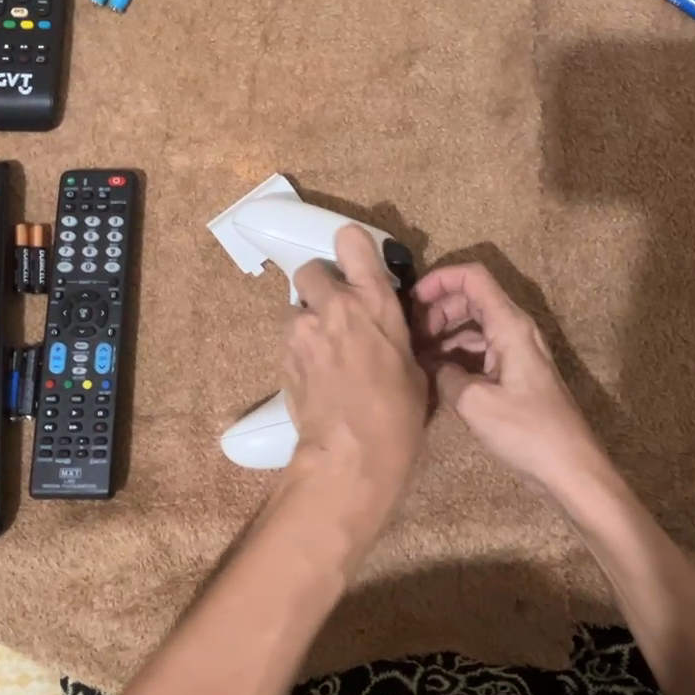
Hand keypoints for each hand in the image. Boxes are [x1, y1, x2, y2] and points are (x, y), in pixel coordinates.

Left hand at [283, 225, 428, 500]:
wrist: (352, 453)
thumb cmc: (398, 413)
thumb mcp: (412, 365)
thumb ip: (393, 332)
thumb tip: (384, 328)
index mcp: (374, 300)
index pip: (350, 241)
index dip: (350, 248)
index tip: (354, 264)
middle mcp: (333, 304)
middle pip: (311, 269)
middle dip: (321, 286)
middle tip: (335, 311)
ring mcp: (302, 328)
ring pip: (295, 305)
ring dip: (307, 319)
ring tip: (323, 349)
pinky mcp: (282, 355)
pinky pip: (289, 337)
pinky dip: (300, 347)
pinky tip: (314, 372)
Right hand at [411, 263, 605, 489]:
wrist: (570, 468)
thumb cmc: (528, 431)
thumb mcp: (475, 403)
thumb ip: (445, 375)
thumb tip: (432, 366)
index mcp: (510, 326)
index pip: (473, 278)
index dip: (440, 279)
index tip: (412, 301)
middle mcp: (515, 330)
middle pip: (470, 299)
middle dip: (437, 310)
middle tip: (412, 337)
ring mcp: (515, 352)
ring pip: (473, 326)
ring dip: (444, 335)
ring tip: (417, 358)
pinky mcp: (514, 374)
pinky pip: (479, 351)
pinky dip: (456, 356)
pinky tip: (436, 376)